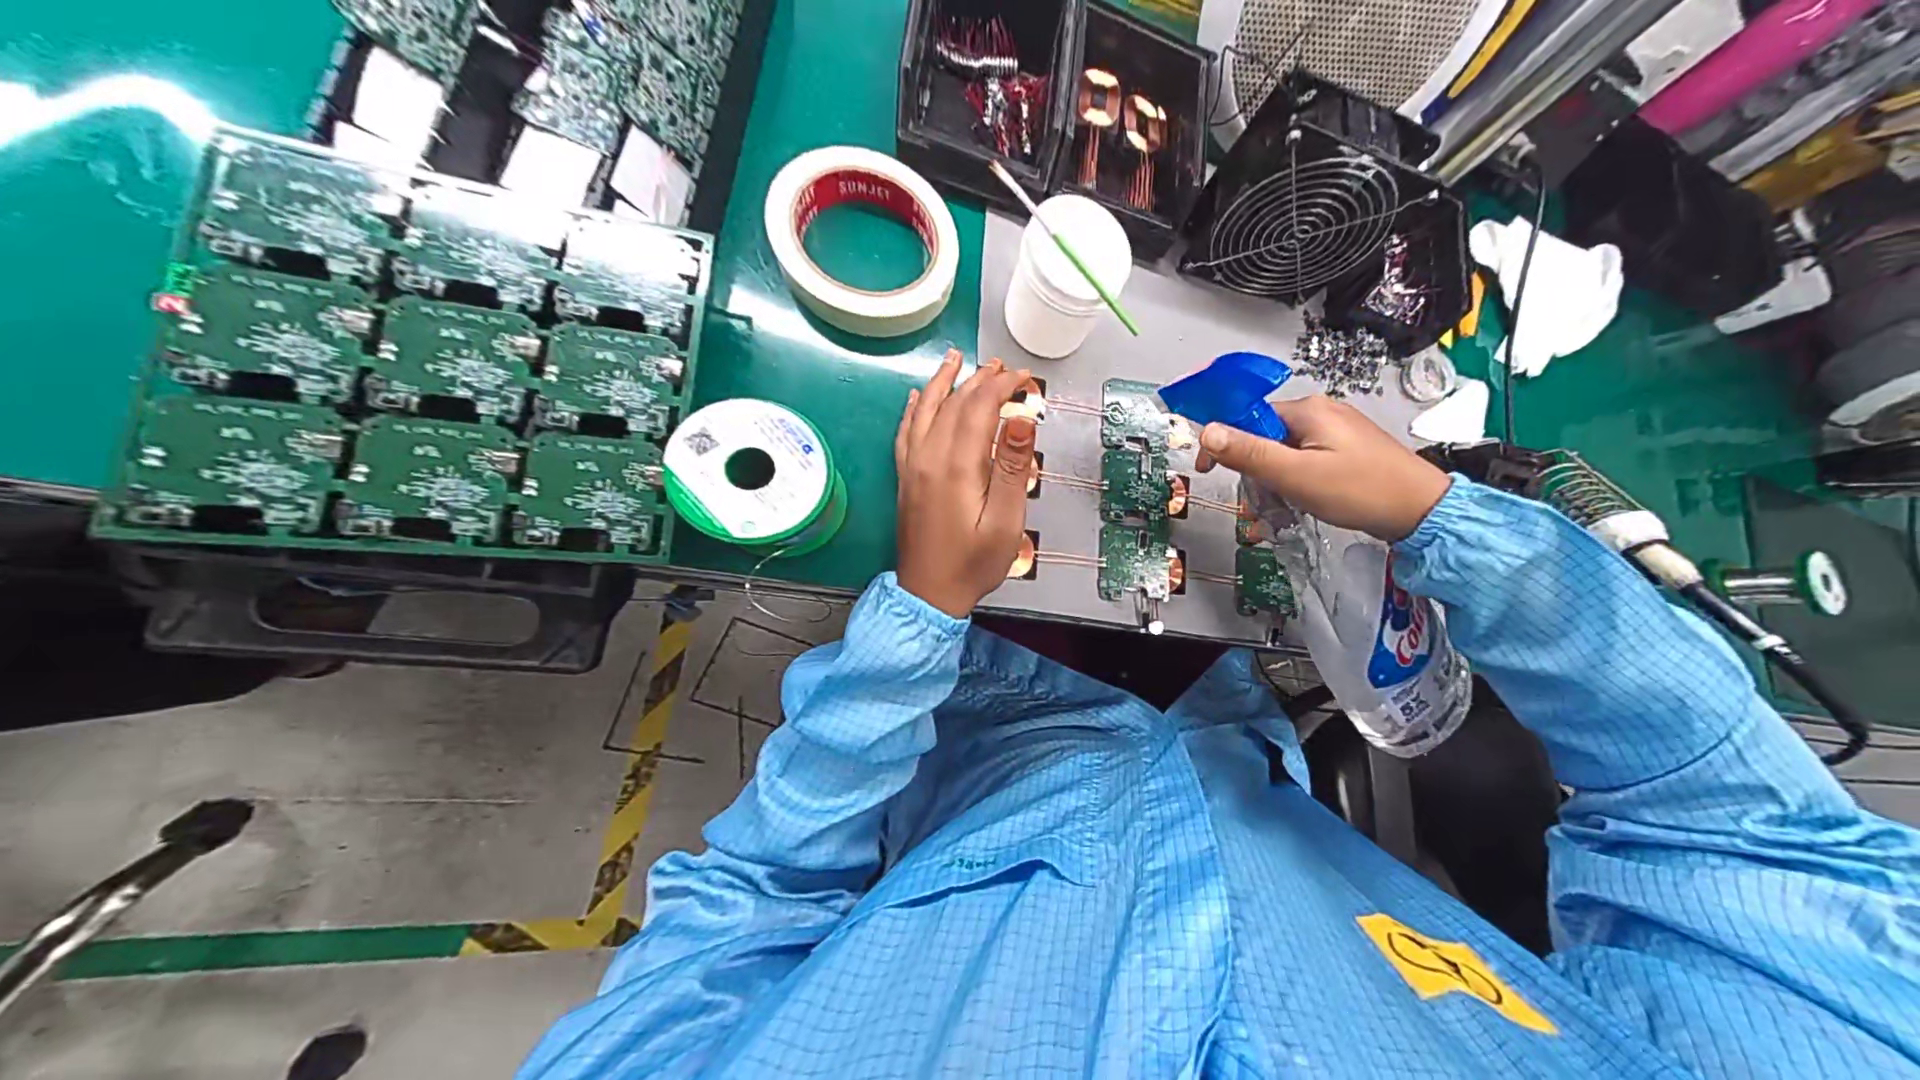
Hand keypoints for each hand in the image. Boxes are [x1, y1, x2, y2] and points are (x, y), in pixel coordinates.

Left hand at [894, 350, 1037, 617]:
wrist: (929, 593)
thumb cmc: (972, 563)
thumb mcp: (1005, 521)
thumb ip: (1013, 468)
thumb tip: (1022, 420)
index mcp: (956, 466)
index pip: (979, 407)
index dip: (1001, 386)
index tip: (1022, 378)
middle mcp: (928, 458)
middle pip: (954, 403)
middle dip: (979, 379)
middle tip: (1002, 367)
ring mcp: (912, 466)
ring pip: (925, 410)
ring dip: (942, 382)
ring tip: (954, 359)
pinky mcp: (905, 478)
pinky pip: (905, 432)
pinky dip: (913, 409)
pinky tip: (916, 397)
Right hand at [1195, 395, 1449, 541]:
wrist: (1422, 511)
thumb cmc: (1360, 490)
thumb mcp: (1295, 474)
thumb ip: (1248, 452)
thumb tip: (1206, 431)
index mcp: (1307, 410)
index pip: (1247, 418)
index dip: (1224, 444)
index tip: (1208, 470)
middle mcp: (1320, 414)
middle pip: (1263, 439)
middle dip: (1253, 475)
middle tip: (1256, 506)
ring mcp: (1334, 433)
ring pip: (1281, 456)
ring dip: (1271, 486)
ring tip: (1277, 516)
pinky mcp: (1343, 451)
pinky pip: (1302, 464)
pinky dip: (1291, 486)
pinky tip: (1295, 508)